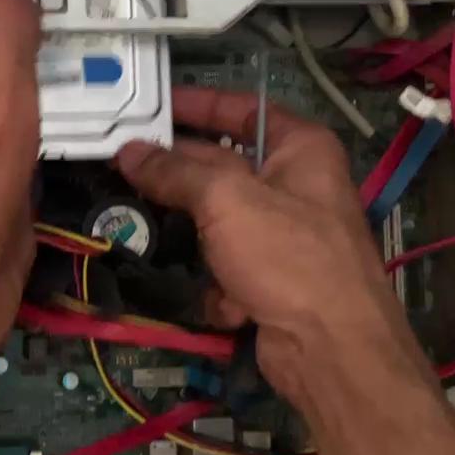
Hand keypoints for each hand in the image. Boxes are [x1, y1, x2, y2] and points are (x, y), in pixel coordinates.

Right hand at [114, 88, 424, 408]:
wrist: (331, 349)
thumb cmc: (286, 254)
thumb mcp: (225, 199)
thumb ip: (174, 171)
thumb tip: (129, 152)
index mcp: (301, 149)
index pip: (244, 109)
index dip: (199, 104)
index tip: (154, 105)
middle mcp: (296, 186)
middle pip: (224, 166)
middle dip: (179, 173)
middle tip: (123, 162)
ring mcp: (285, 237)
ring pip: (220, 221)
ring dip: (195, 235)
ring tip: (152, 229)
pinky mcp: (272, 280)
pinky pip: (229, 267)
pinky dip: (221, 284)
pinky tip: (226, 301)